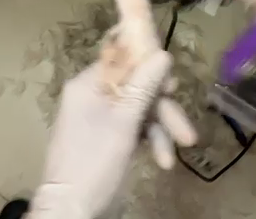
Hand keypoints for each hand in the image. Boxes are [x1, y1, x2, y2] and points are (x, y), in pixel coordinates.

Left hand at [29, 46, 197, 218]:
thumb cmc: (94, 162)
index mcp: (88, 83)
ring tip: (176, 152)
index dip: (150, 68)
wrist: (70, 213)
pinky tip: (162, 159)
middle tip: (185, 130)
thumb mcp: (123, 123)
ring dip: (159, 130)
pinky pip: (131, 128)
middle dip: (161, 109)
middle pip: (134, 88)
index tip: (173, 84)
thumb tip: (162, 53)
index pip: (123, 60)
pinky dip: (147, 141)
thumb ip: (143, 87)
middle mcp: (92, 95)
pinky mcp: (106, 138)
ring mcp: (98, 118)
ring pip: (137, 110)